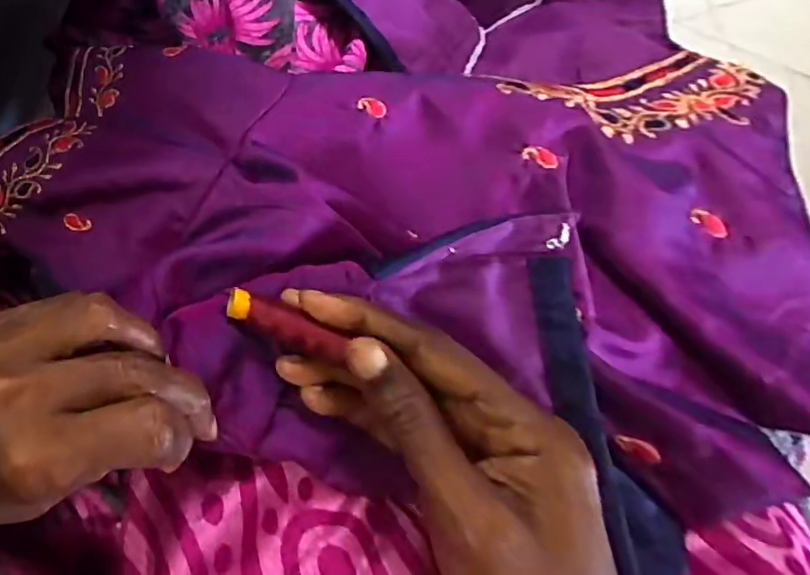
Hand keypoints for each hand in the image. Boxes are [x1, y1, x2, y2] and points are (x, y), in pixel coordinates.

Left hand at [0, 292, 214, 574]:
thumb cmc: (0, 490)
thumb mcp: (63, 488)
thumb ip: (121, 449)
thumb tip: (178, 420)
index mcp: (38, 451)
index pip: (138, 423)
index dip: (179, 428)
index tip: (190, 438)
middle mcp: (23, 388)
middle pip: (127, 369)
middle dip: (178, 386)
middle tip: (198, 404)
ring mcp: (8, 342)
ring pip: (101, 316)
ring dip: (145, 338)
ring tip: (160, 362)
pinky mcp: (3, 317)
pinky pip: (71, 302)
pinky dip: (108, 319)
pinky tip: (122, 339)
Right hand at [273, 291, 615, 574]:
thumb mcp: (462, 508)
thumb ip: (411, 421)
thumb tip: (360, 346)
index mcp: (524, 423)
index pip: (432, 351)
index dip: (364, 319)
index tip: (306, 301)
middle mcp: (505, 420)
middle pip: (412, 366)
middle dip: (345, 345)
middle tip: (286, 325)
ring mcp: (484, 444)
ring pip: (401, 392)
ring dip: (343, 378)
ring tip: (288, 367)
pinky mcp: (461, 467)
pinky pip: (403, 425)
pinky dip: (359, 411)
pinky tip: (317, 399)